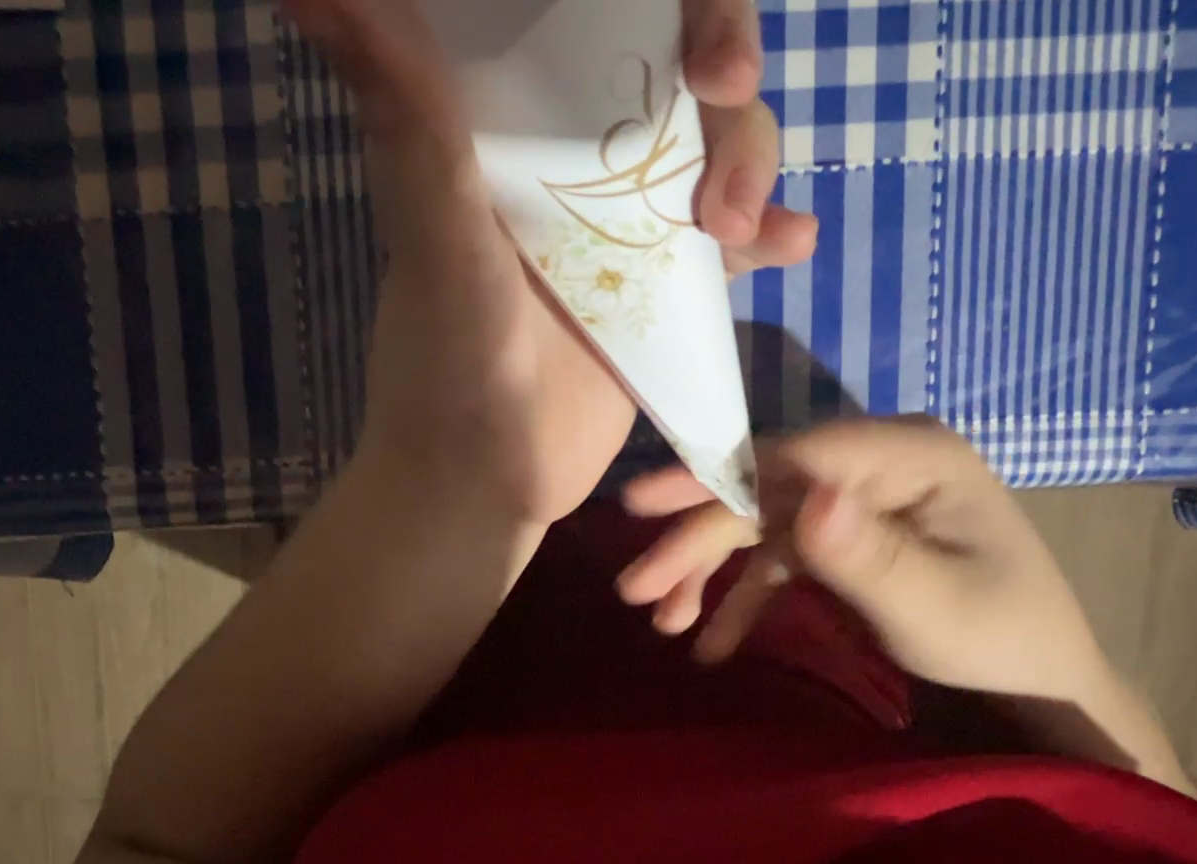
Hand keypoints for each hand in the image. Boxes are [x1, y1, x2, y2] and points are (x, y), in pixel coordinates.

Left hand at [283, 0, 817, 527]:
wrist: (485, 483)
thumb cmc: (447, 367)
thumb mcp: (436, 236)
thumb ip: (406, 111)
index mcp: (500, 130)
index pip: (583, 18)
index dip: (651, 0)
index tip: (680, 25)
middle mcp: (562, 165)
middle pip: (666, 70)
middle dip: (720, 60)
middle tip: (727, 88)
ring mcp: (616, 226)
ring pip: (709, 146)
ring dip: (750, 157)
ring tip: (739, 225)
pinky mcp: (655, 288)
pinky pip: (725, 240)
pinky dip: (764, 232)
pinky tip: (789, 245)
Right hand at [617, 417, 1117, 706]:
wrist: (1031, 692)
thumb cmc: (1002, 644)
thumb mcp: (937, 608)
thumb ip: (870, 557)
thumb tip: (809, 502)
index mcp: (910, 456)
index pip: (792, 455)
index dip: (712, 477)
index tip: (642, 504)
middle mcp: (873, 467)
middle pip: (762, 493)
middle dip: (696, 542)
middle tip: (633, 587)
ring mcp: (851, 504)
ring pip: (755, 527)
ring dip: (705, 573)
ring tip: (661, 621)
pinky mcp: (836, 541)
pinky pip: (772, 561)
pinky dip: (737, 599)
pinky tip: (709, 643)